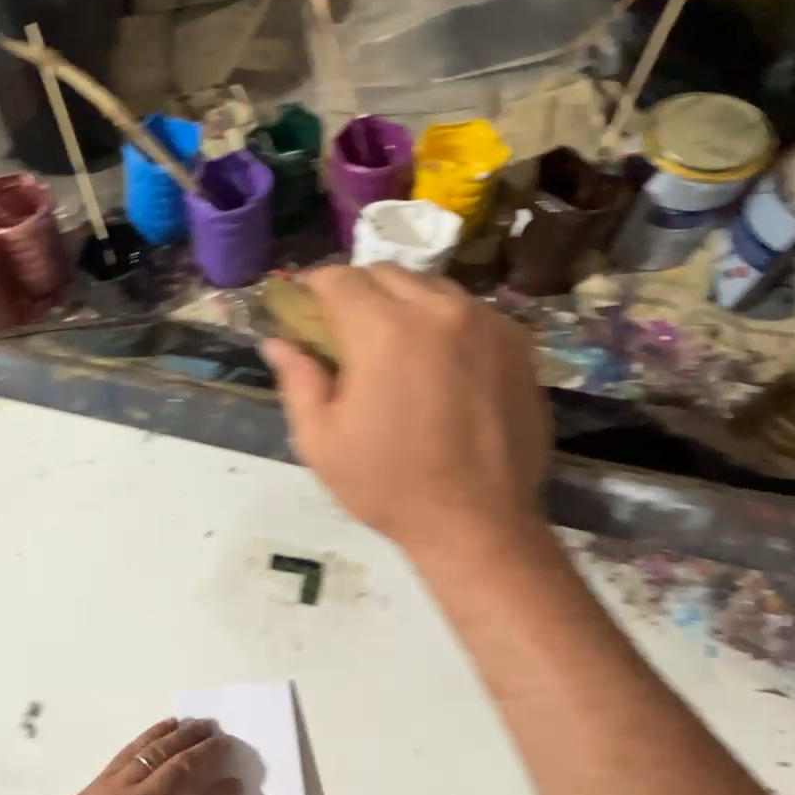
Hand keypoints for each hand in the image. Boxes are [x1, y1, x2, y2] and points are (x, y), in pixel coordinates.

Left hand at [9, 719, 242, 794]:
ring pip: (155, 753)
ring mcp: (116, 789)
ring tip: (201, 723)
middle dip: (205, 752)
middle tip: (225, 739)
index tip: (237, 783)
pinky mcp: (100, 781)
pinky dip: (150, 736)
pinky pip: (130, 752)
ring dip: (181, 736)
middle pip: (178, 770)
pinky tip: (166, 726)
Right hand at [260, 264, 551, 550]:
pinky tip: (435, 361)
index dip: (313, 286)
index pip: (340, 279)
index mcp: (385, 332)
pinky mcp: (517, 343)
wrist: (477, 521)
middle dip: (357, 290)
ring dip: (401, 302)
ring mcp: (487, 323)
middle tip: (342, 329)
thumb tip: (277, 342)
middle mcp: (440, 311)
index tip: (302, 305)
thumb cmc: (388, 485)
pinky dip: (442, 321)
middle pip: (386, 272)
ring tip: (391, 344)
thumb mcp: (321, 440)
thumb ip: (298, 380)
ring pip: (431, 286)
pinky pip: (469, 310)